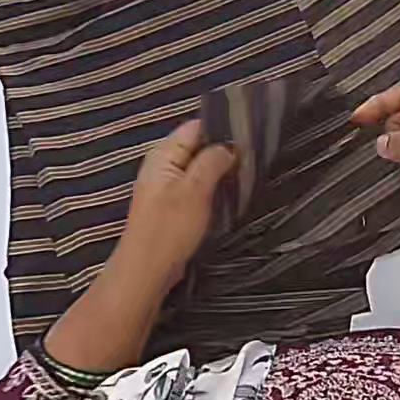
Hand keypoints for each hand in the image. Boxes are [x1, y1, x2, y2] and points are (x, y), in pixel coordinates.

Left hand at [112, 119, 239, 295]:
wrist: (146, 272)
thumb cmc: (168, 230)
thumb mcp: (195, 190)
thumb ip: (212, 161)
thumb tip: (230, 147)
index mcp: (163, 155)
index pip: (196, 127)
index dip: (222, 129)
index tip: (249, 136)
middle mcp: (163, 166)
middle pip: (199, 147)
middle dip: (224, 151)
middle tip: (252, 159)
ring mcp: (168, 186)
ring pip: (200, 169)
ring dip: (220, 172)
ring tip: (246, 175)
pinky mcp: (174, 206)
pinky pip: (198, 187)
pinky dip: (213, 189)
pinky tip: (229, 195)